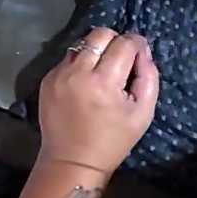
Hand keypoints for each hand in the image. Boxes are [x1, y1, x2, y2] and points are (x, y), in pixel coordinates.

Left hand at [37, 27, 158, 176]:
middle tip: (121, 59)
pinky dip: (80, 63)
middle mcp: (78, 72)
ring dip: (96, 50)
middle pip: (101, 34)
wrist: (71, 163)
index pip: (125, 43)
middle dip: (116, 41)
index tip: (140, 54)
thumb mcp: (143, 113)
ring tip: (101, 70)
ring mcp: (59, 75)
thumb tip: (143, 52)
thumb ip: (149, 77)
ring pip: (83, 43)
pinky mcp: (47, 80)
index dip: (137, 44)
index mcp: (104, 82)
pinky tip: (85, 82)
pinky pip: (68, 58)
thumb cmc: (113, 141)